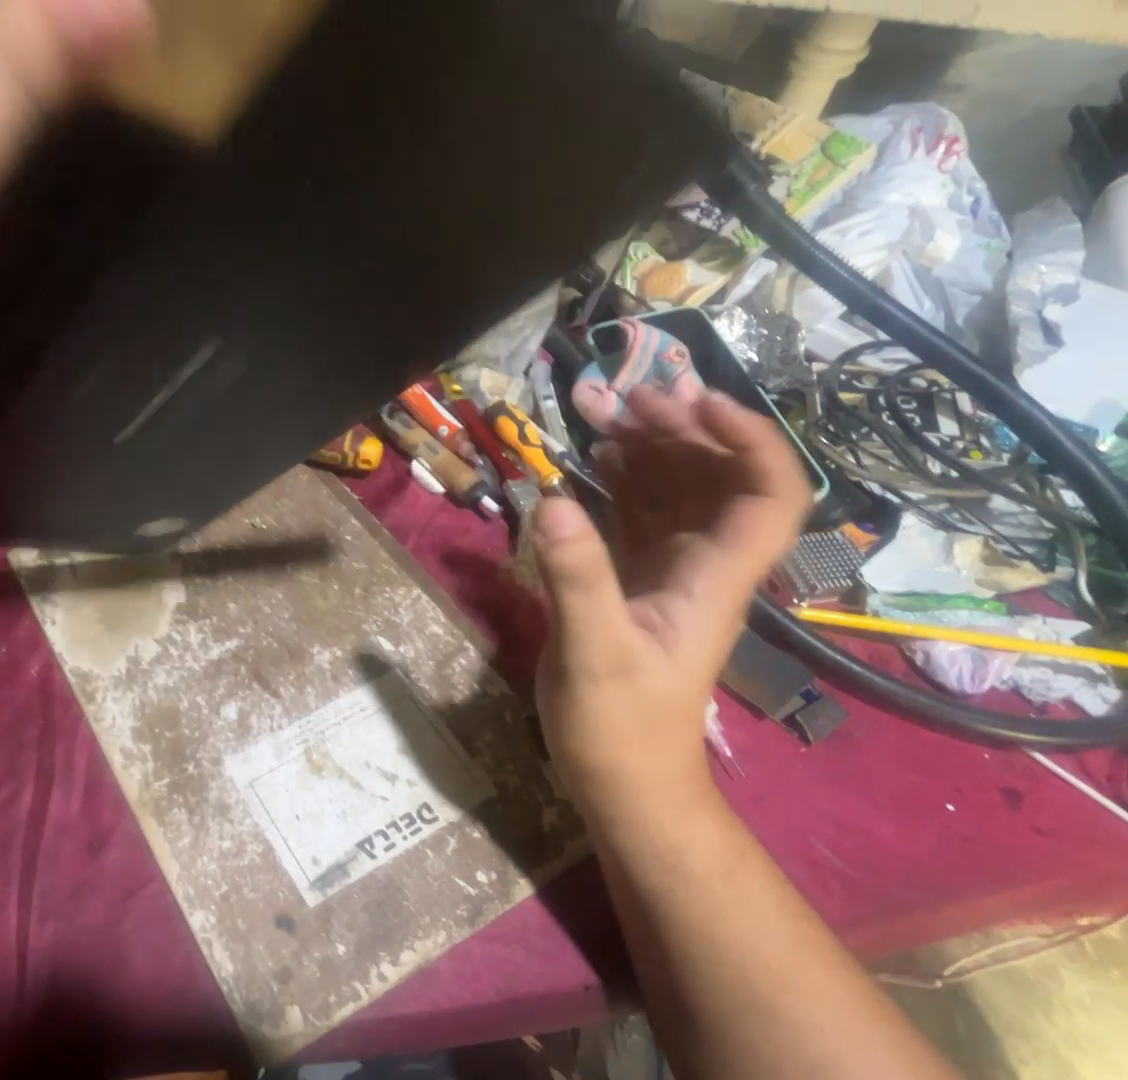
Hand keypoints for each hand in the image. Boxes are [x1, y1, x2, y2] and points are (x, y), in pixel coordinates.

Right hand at [533, 389, 811, 816]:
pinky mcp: (633, 584)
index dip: (749, 440)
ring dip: (647, 447)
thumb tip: (553, 502)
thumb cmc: (620, 724)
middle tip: (625, 397)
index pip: (769, 495)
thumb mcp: (594, 652)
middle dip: (680, 429)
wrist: (622, 780)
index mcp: (714, 578)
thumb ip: (578, 578)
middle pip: (715, 479)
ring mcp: (667, 573)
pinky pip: (636, 516)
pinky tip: (593, 460)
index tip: (693, 401)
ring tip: (602, 410)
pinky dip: (619, 481)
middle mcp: (701, 565)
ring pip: (673, 492)